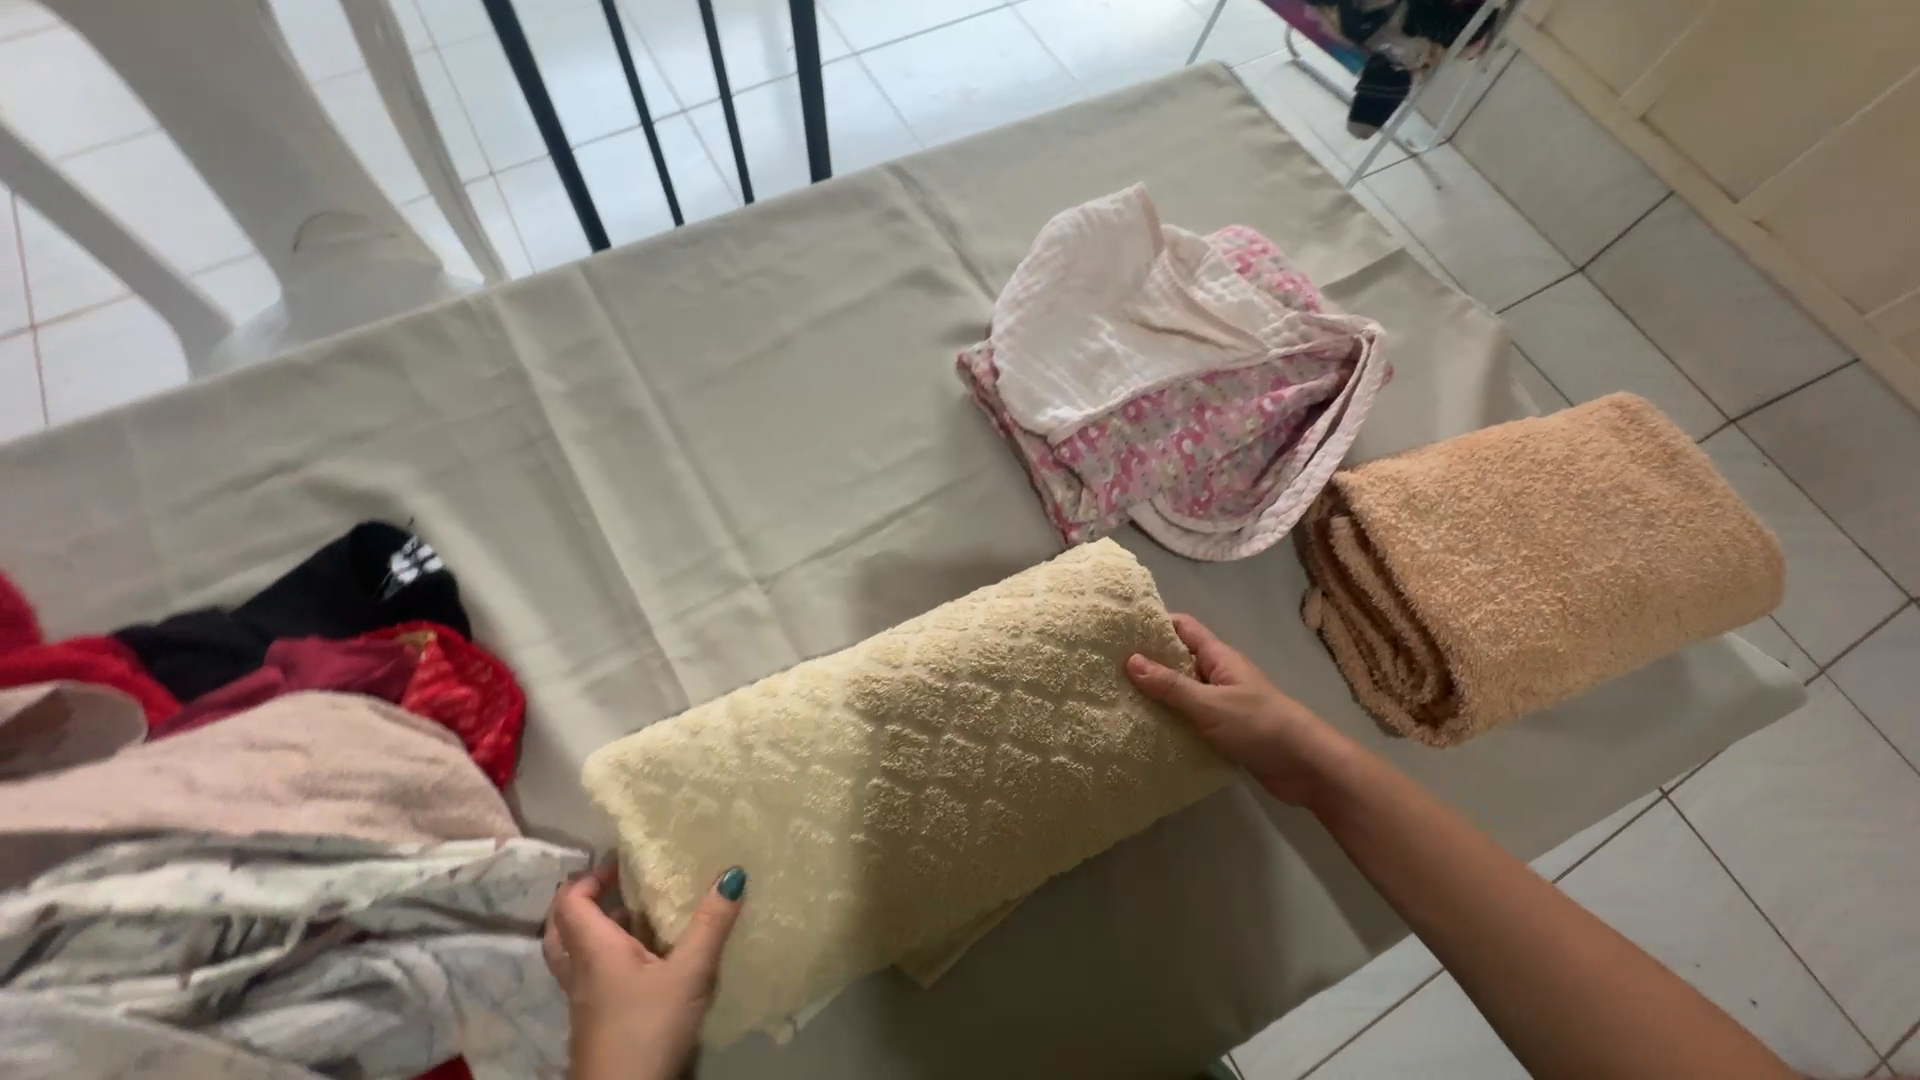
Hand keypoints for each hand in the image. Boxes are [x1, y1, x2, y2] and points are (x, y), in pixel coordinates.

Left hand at [544, 861, 746, 1079]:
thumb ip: (710, 923)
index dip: (590, 877)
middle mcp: (579, 970)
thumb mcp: (689, 973)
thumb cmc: (648, 1029)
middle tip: (618, 886)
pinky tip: (640, 961)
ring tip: (631, 917)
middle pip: (561, 926)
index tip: (623, 865)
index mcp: (594, 949)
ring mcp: (582, 999)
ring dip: (592, 928)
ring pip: (571, 952)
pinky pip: (587, 974)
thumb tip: (733, 873)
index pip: (570, 901)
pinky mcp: (593, 1021)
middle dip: (583, 900)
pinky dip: (603, 956)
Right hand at [1127, 614, 1348, 804]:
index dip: (1152, 623)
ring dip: (1155, 696)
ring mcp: (1221, 704)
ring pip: (1181, 692)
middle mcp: (1217, 675)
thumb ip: (1171, 685)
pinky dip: (1169, 721)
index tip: (1118, 629)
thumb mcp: (1210, 704)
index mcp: (1218, 657)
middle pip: (1177, 659)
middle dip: (1145, 662)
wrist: (1306, 767)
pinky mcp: (1222, 731)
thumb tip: (1129, 660)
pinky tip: (1144, 730)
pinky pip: (1188, 719)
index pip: (1182, 627)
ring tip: (1115, 698)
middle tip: (1106, 667)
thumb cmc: (1260, 726)